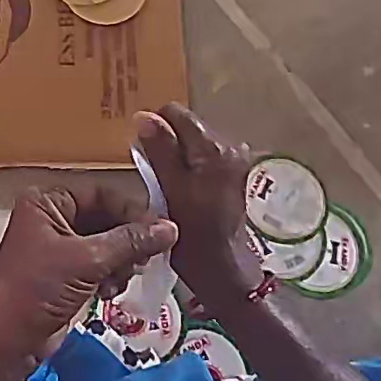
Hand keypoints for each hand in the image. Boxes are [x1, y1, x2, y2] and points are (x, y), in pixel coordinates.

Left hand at [0, 185, 177, 365]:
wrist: (6, 341)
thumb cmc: (38, 288)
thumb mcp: (87, 260)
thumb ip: (130, 242)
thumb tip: (170, 228)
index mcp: (47, 202)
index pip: (100, 194)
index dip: (131, 211)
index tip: (160, 229)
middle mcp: (52, 218)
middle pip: (105, 220)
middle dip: (126, 242)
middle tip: (146, 259)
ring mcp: (58, 247)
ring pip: (106, 244)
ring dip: (120, 262)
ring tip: (121, 279)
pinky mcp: (64, 274)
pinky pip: (99, 265)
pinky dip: (110, 276)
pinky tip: (110, 291)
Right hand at [135, 104, 263, 313]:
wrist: (224, 268)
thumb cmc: (192, 232)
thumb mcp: (170, 189)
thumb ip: (159, 149)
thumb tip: (144, 116)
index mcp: (212, 147)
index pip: (176, 113)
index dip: (155, 127)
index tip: (145, 155)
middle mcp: (229, 146)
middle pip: (188, 127)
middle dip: (168, 143)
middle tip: (156, 176)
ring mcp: (236, 161)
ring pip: (196, 144)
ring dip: (179, 157)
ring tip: (170, 186)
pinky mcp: (236, 176)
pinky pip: (206, 160)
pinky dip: (192, 168)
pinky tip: (185, 191)